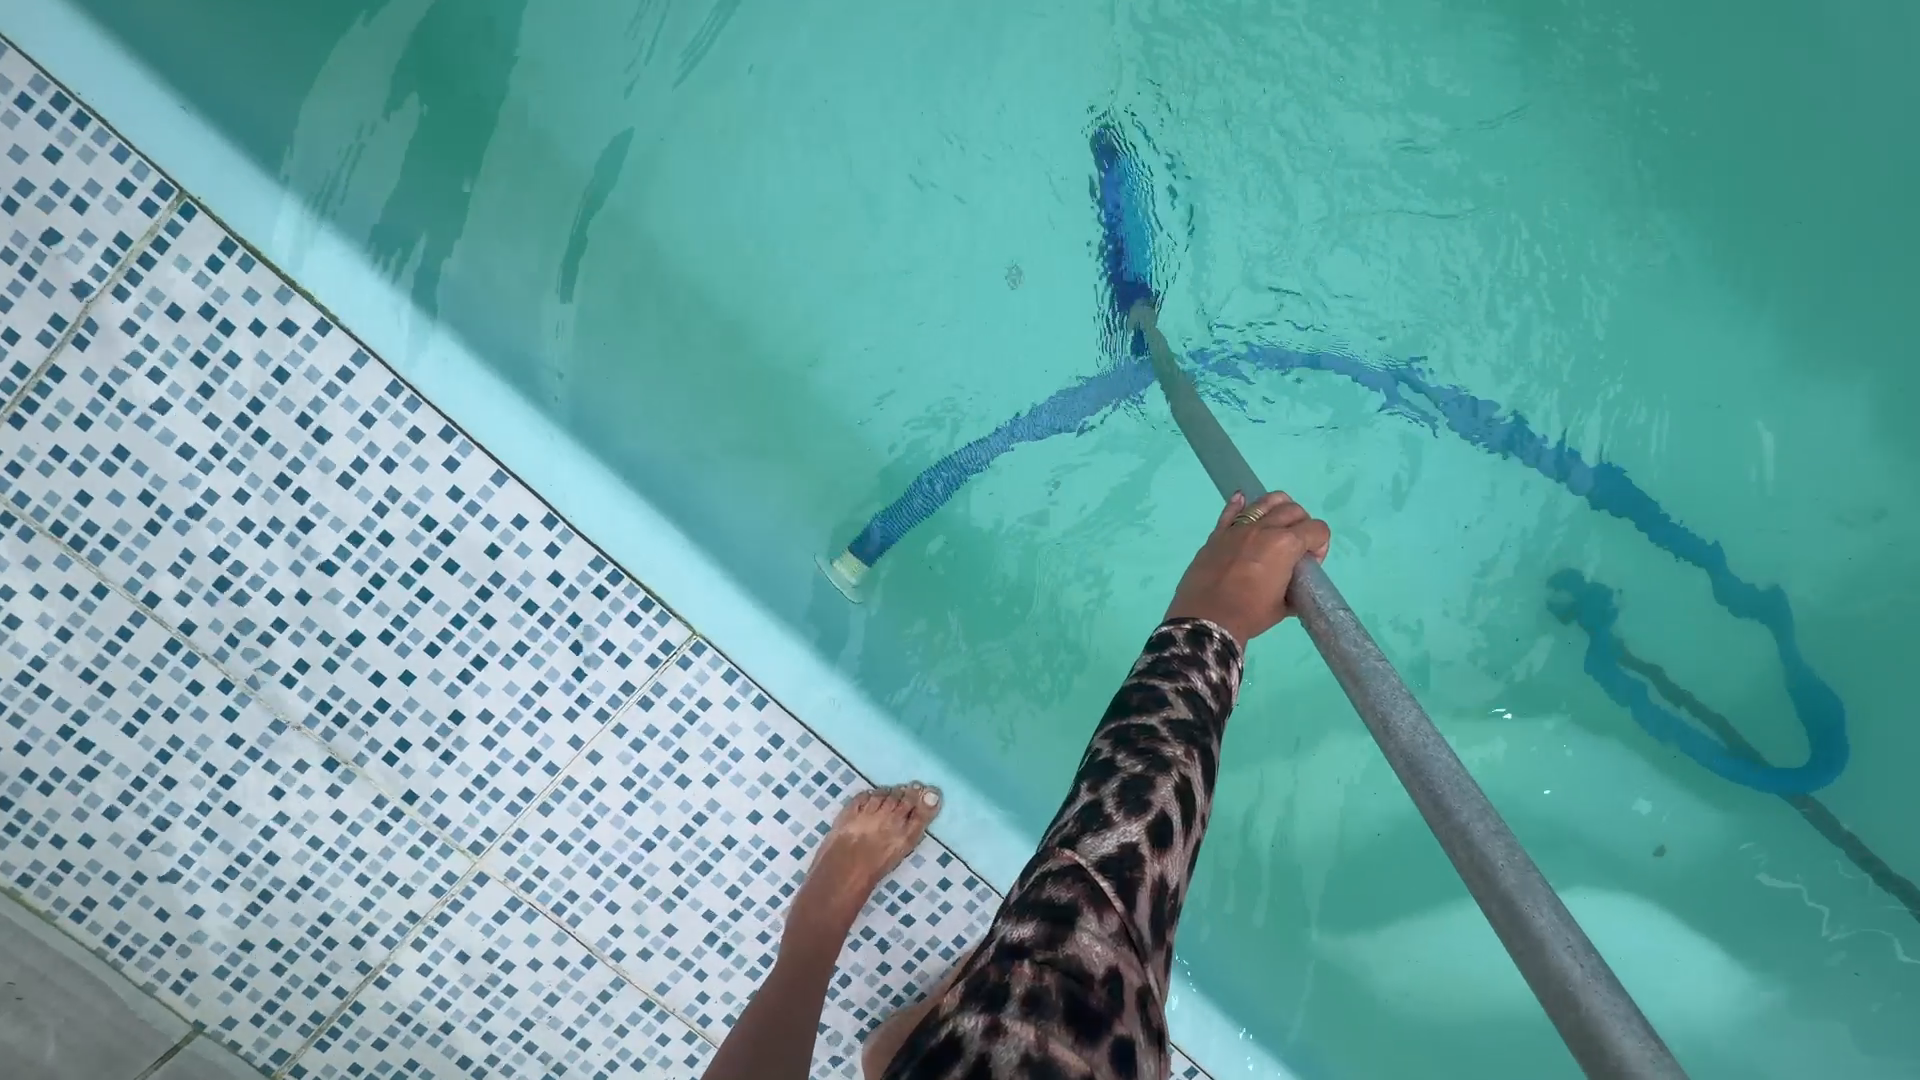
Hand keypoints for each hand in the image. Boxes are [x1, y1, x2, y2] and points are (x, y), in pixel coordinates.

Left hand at [1164, 491, 1331, 646]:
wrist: (1205, 618)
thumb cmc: (1248, 615)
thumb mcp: (1283, 607)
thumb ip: (1294, 589)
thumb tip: (1294, 587)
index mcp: (1285, 544)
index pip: (1318, 529)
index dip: (1320, 545)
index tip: (1310, 563)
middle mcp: (1263, 528)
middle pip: (1294, 510)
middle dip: (1302, 525)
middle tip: (1295, 547)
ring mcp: (1237, 528)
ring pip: (1265, 501)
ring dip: (1278, 508)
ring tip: (1277, 525)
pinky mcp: (1216, 534)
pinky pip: (1230, 510)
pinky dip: (1239, 503)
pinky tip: (1242, 502)